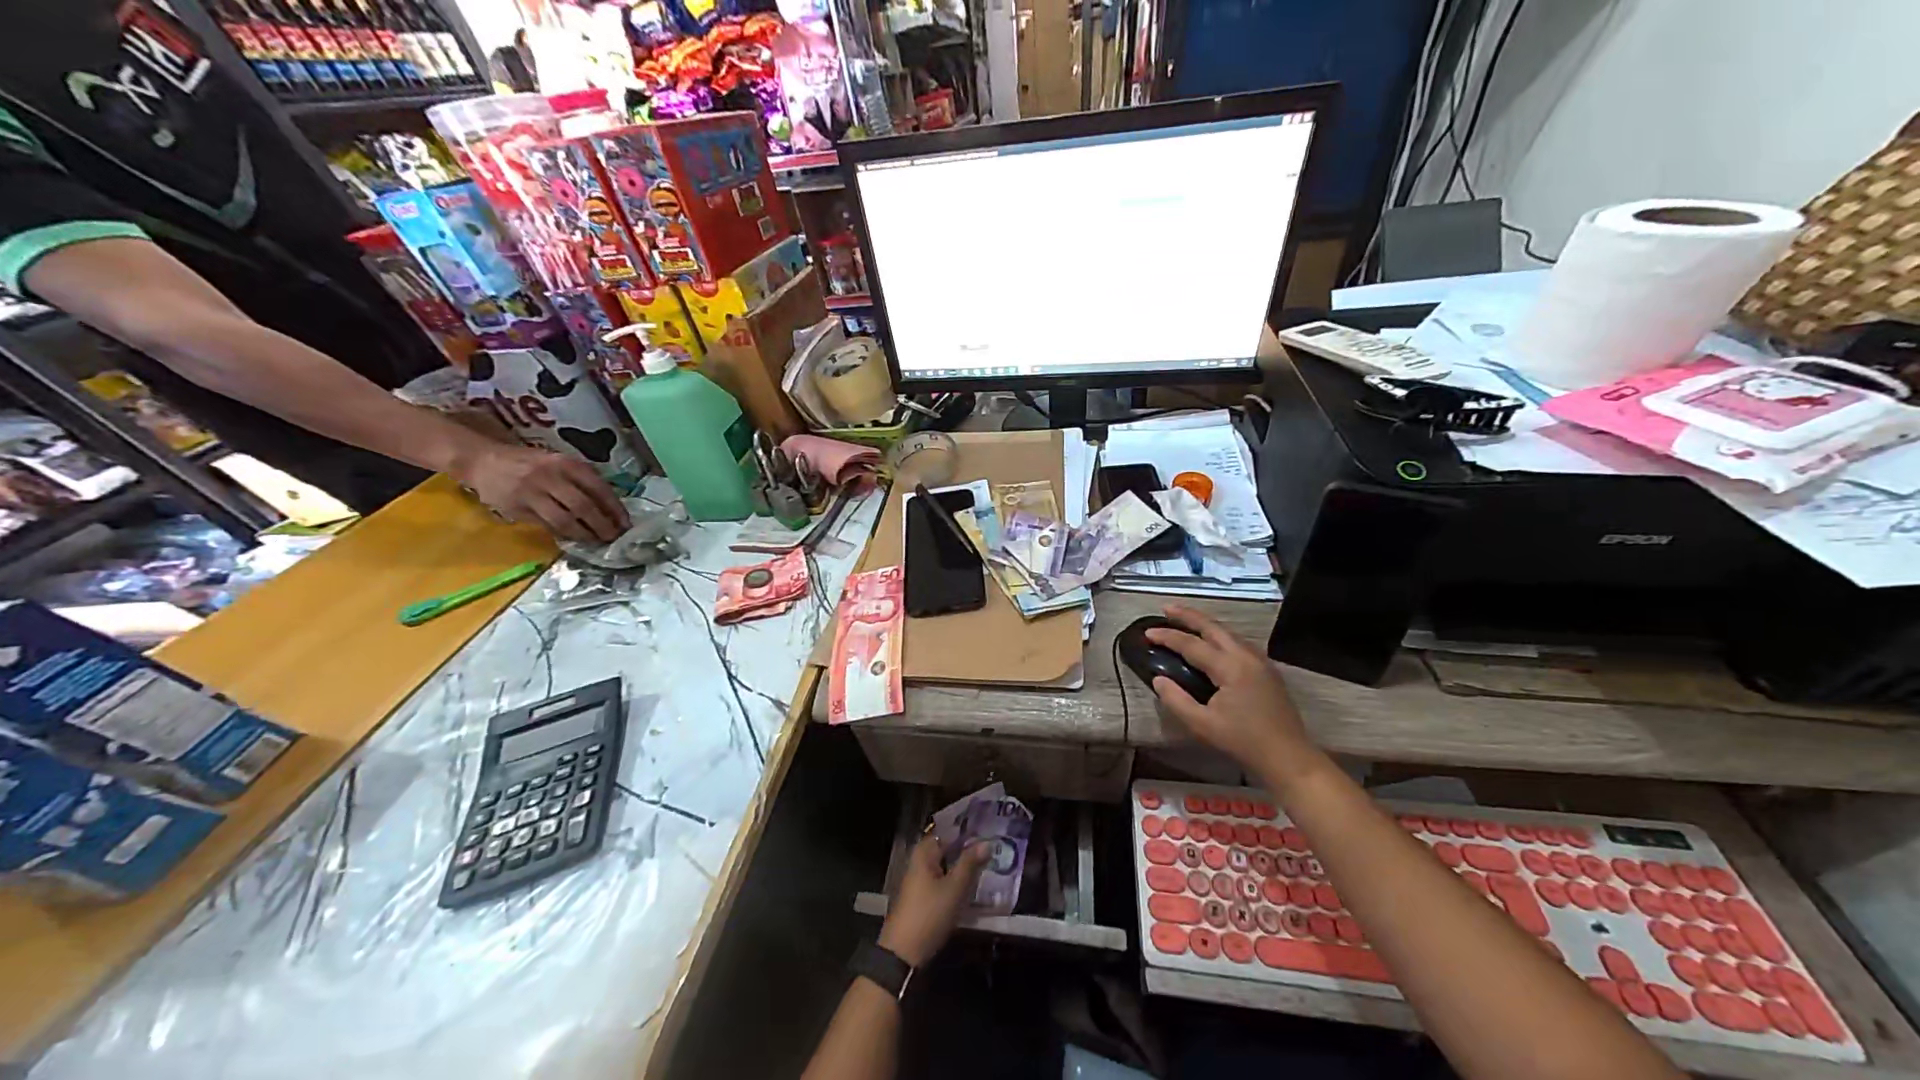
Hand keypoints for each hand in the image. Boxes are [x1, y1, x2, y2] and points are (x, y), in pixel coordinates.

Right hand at [454, 443, 629, 543]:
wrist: (483, 460)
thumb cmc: (529, 463)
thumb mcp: (558, 463)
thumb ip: (582, 480)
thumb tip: (610, 507)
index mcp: (566, 464)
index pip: (598, 488)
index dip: (615, 508)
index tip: (626, 523)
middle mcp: (550, 477)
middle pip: (584, 507)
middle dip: (603, 526)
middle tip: (614, 537)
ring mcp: (531, 493)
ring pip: (565, 520)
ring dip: (585, 534)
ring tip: (597, 541)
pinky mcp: (516, 508)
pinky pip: (546, 525)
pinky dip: (563, 534)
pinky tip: (574, 539)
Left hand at [878, 836, 988, 966]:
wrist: (903, 953)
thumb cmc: (929, 914)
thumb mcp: (954, 888)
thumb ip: (970, 863)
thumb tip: (986, 842)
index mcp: (924, 852)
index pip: (949, 831)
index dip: (968, 830)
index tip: (991, 830)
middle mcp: (921, 861)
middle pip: (949, 848)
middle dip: (970, 849)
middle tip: (996, 848)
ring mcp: (921, 880)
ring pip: (948, 866)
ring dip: (966, 866)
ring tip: (993, 865)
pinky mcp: (925, 897)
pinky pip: (945, 880)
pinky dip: (959, 881)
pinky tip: (977, 886)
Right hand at [1146, 603, 1322, 787]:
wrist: (1288, 756)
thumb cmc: (1243, 741)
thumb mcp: (1202, 725)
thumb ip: (1176, 700)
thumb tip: (1158, 679)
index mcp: (1230, 667)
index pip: (1191, 644)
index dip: (1167, 636)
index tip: (1147, 633)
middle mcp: (1246, 656)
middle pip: (1213, 627)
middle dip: (1188, 616)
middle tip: (1166, 609)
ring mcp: (1260, 661)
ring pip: (1228, 633)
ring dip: (1205, 624)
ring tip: (1185, 622)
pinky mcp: (1266, 670)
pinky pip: (1238, 643)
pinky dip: (1219, 636)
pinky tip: (1211, 642)